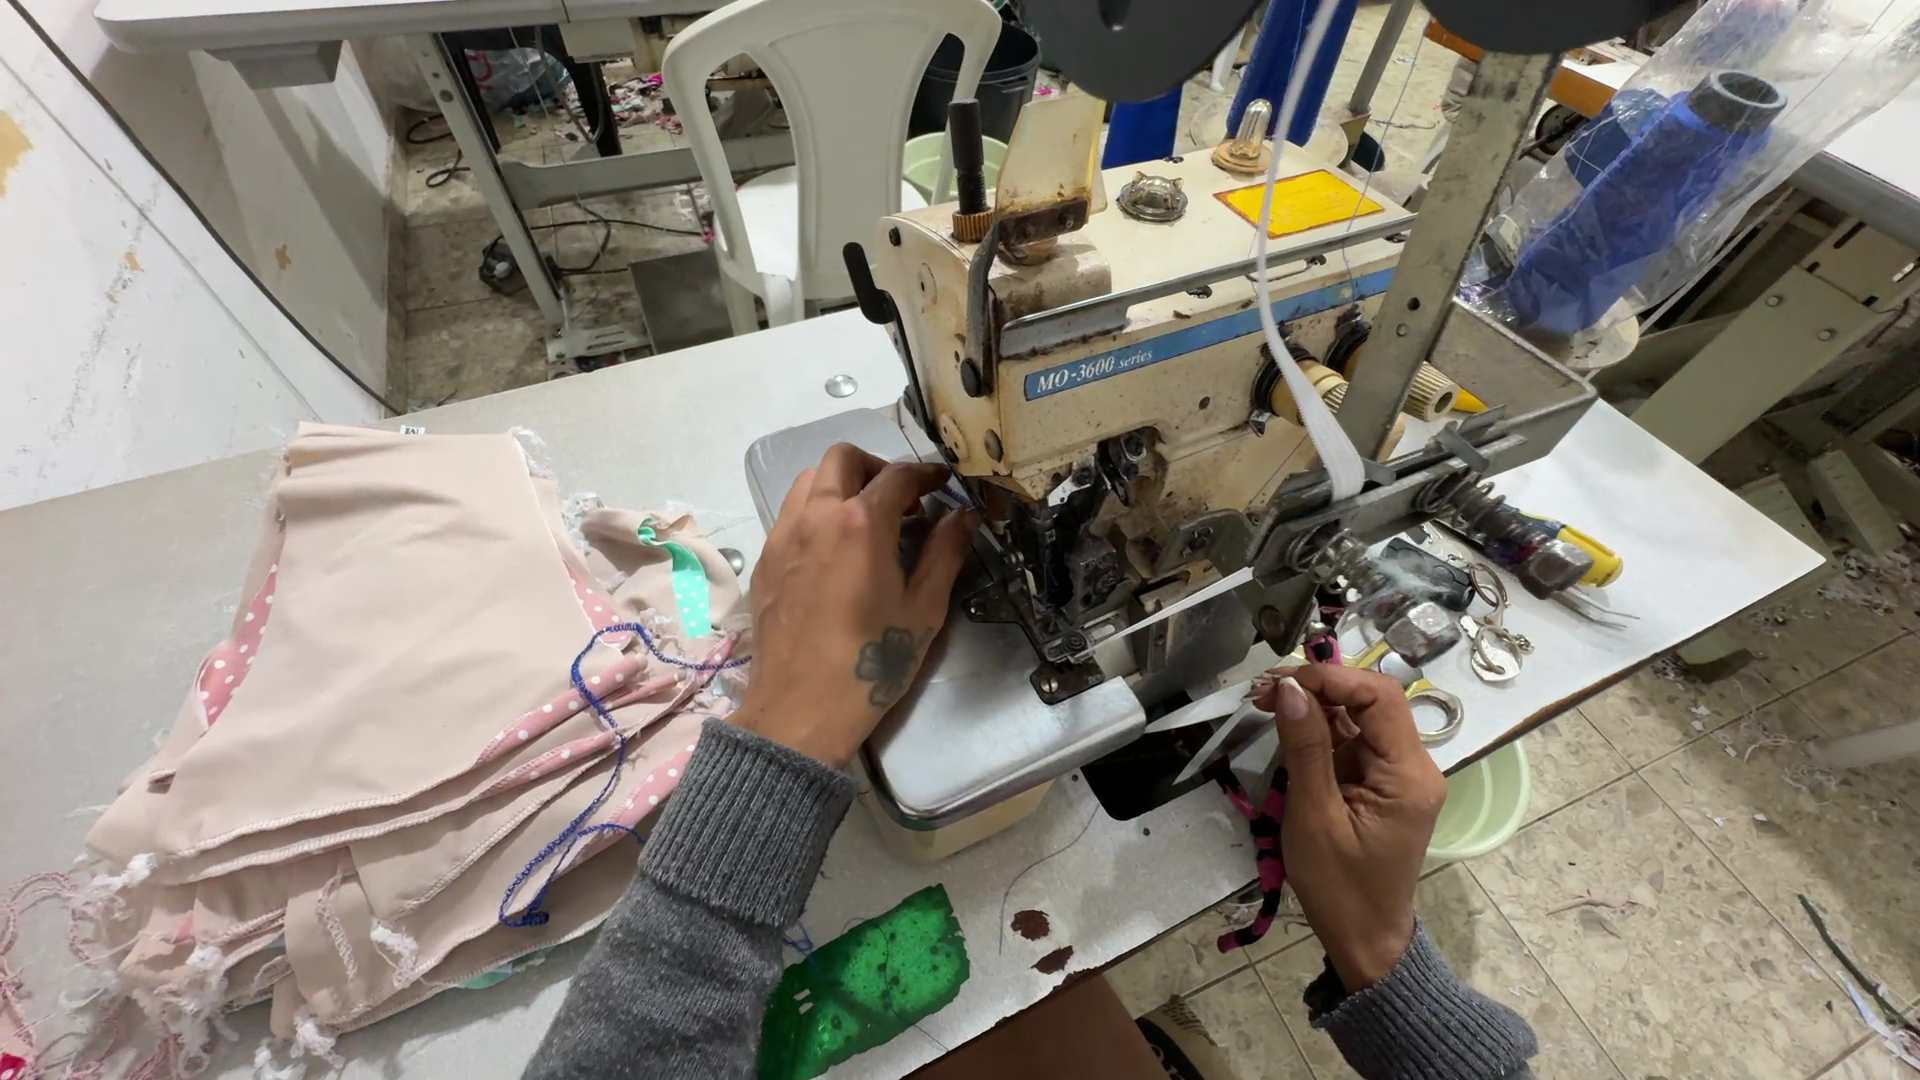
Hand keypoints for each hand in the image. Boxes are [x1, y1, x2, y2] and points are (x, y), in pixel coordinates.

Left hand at [733, 444, 978, 766]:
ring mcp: (783, 536)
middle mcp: (816, 516)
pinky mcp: (765, 561)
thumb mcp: (923, 608)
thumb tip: (964, 516)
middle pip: (844, 458)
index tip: (942, 483)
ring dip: (842, 485)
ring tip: (867, 521)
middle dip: (877, 467)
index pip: (898, 476)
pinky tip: (835, 551)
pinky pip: (790, 514)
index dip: (927, 473)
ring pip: (809, 481)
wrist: (801, 709)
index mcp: (861, 523)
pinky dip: (816, 512)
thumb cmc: (872, 661)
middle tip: (902, 500)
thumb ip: (945, 553)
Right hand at [1252, 664, 1446, 990]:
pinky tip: (1283, 720)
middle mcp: (1410, 765)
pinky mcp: (1376, 779)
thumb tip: (1288, 688)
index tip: (1280, 684)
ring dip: (1311, 701)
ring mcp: (1394, 771)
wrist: (1363, 939)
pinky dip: (1314, 724)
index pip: (1380, 697)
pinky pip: (1348, 736)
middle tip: (1262, 690)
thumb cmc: (1339, 886)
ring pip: (1356, 713)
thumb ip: (1304, 747)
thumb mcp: (1314, 816)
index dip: (1332, 678)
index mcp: (1407, 775)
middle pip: (1370, 699)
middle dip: (1317, 684)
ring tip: (1262, 700)